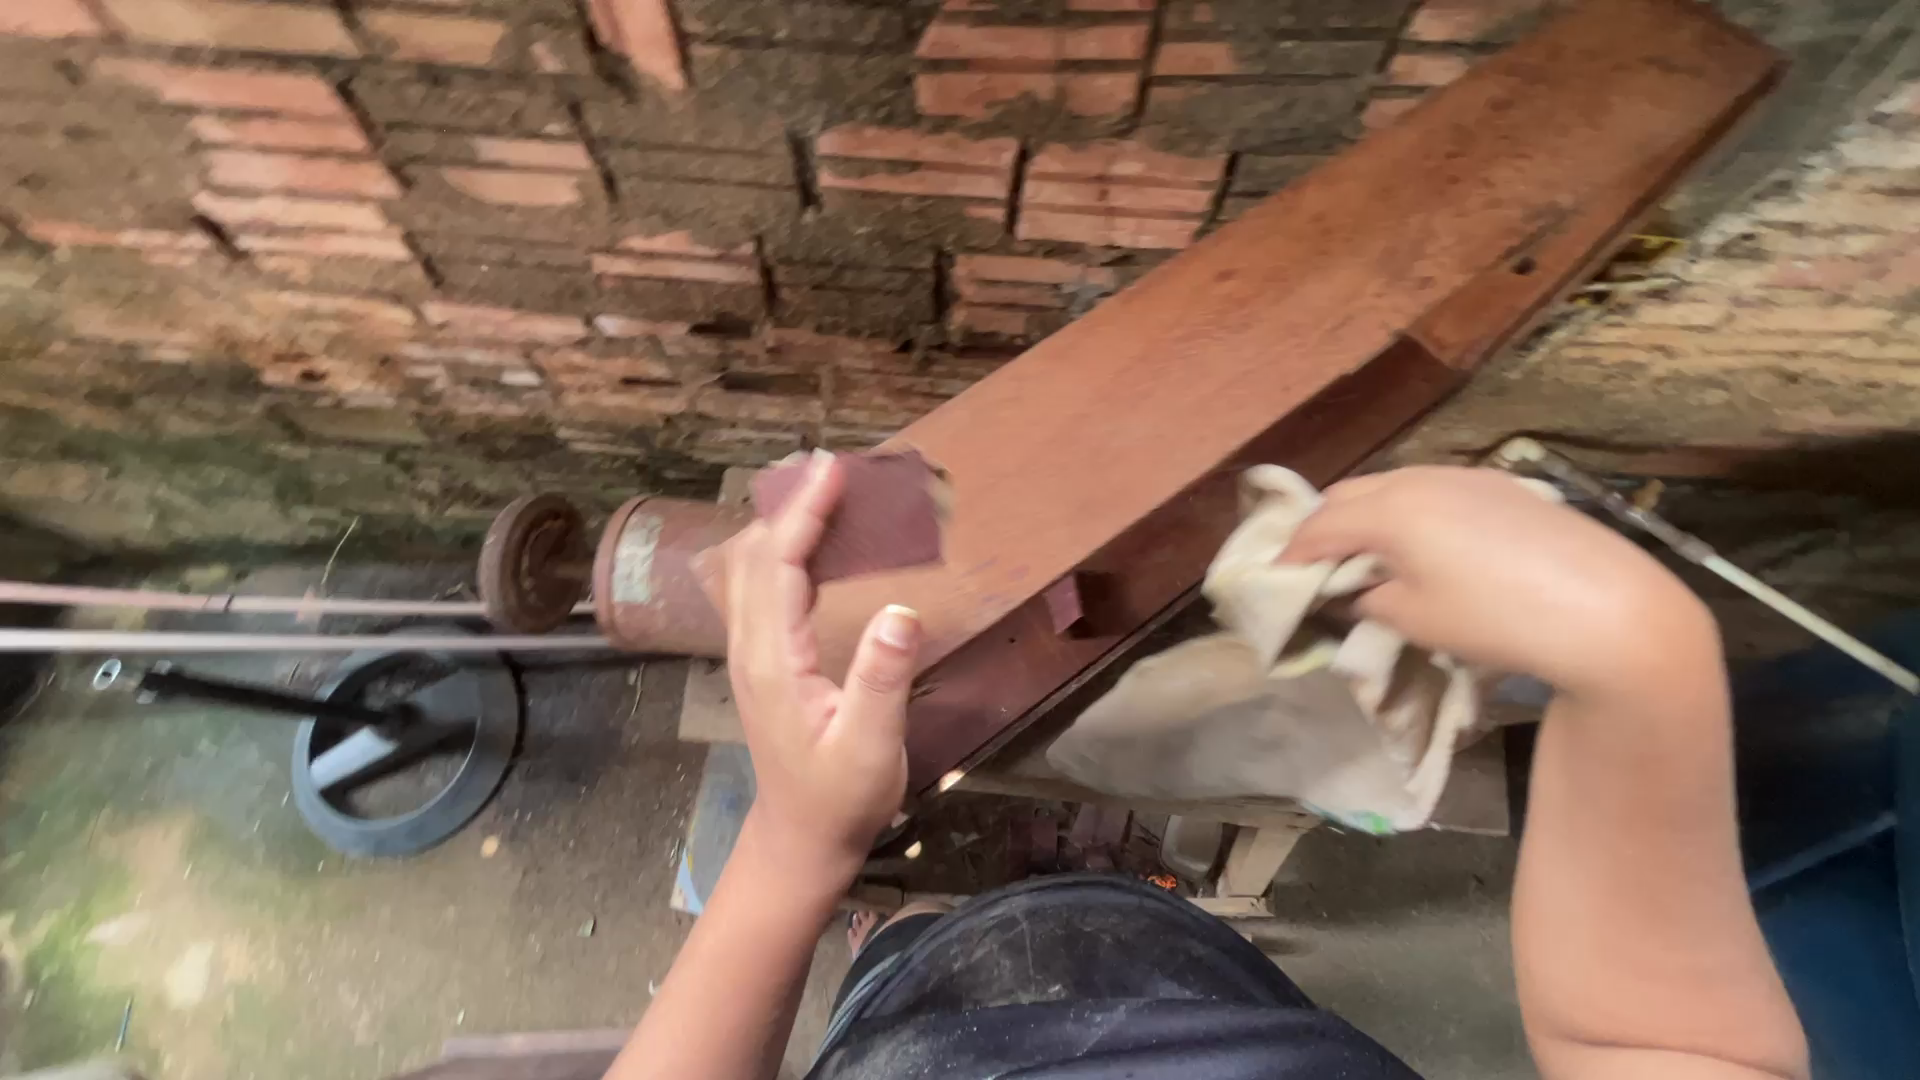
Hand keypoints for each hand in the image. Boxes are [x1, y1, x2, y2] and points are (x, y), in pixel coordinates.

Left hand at [716, 450, 921, 877]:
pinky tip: (811, 547)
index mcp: (775, 660)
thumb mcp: (870, 746)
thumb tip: (900, 609)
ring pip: (747, 569)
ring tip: (824, 496)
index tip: (833, 471)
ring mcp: (749, 653)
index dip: (803, 514)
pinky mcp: (761, 660)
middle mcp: (751, 647)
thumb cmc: (840, 797)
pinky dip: (781, 553)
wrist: (801, 836)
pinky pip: (758, 588)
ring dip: (781, 525)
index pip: (778, 566)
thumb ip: (881, 680)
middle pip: (754, 556)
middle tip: (833, 472)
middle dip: (790, 507)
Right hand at [1281, 466, 1716, 699]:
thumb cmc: (1496, 620)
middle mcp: (1421, 479)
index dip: (1290, 555)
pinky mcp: (1502, 487)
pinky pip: (1429, 490)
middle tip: (1315, 565)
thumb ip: (1364, 597)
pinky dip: (1404, 511)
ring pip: (1389, 486)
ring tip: (1363, 553)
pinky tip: (1420, 543)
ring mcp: (1466, 478)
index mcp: (1390, 510)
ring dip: (1363, 515)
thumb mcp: (1411, 618)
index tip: (1276, 580)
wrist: (1615, 614)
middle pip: (1347, 494)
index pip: (1318, 527)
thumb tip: (1350, 590)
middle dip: (1322, 527)